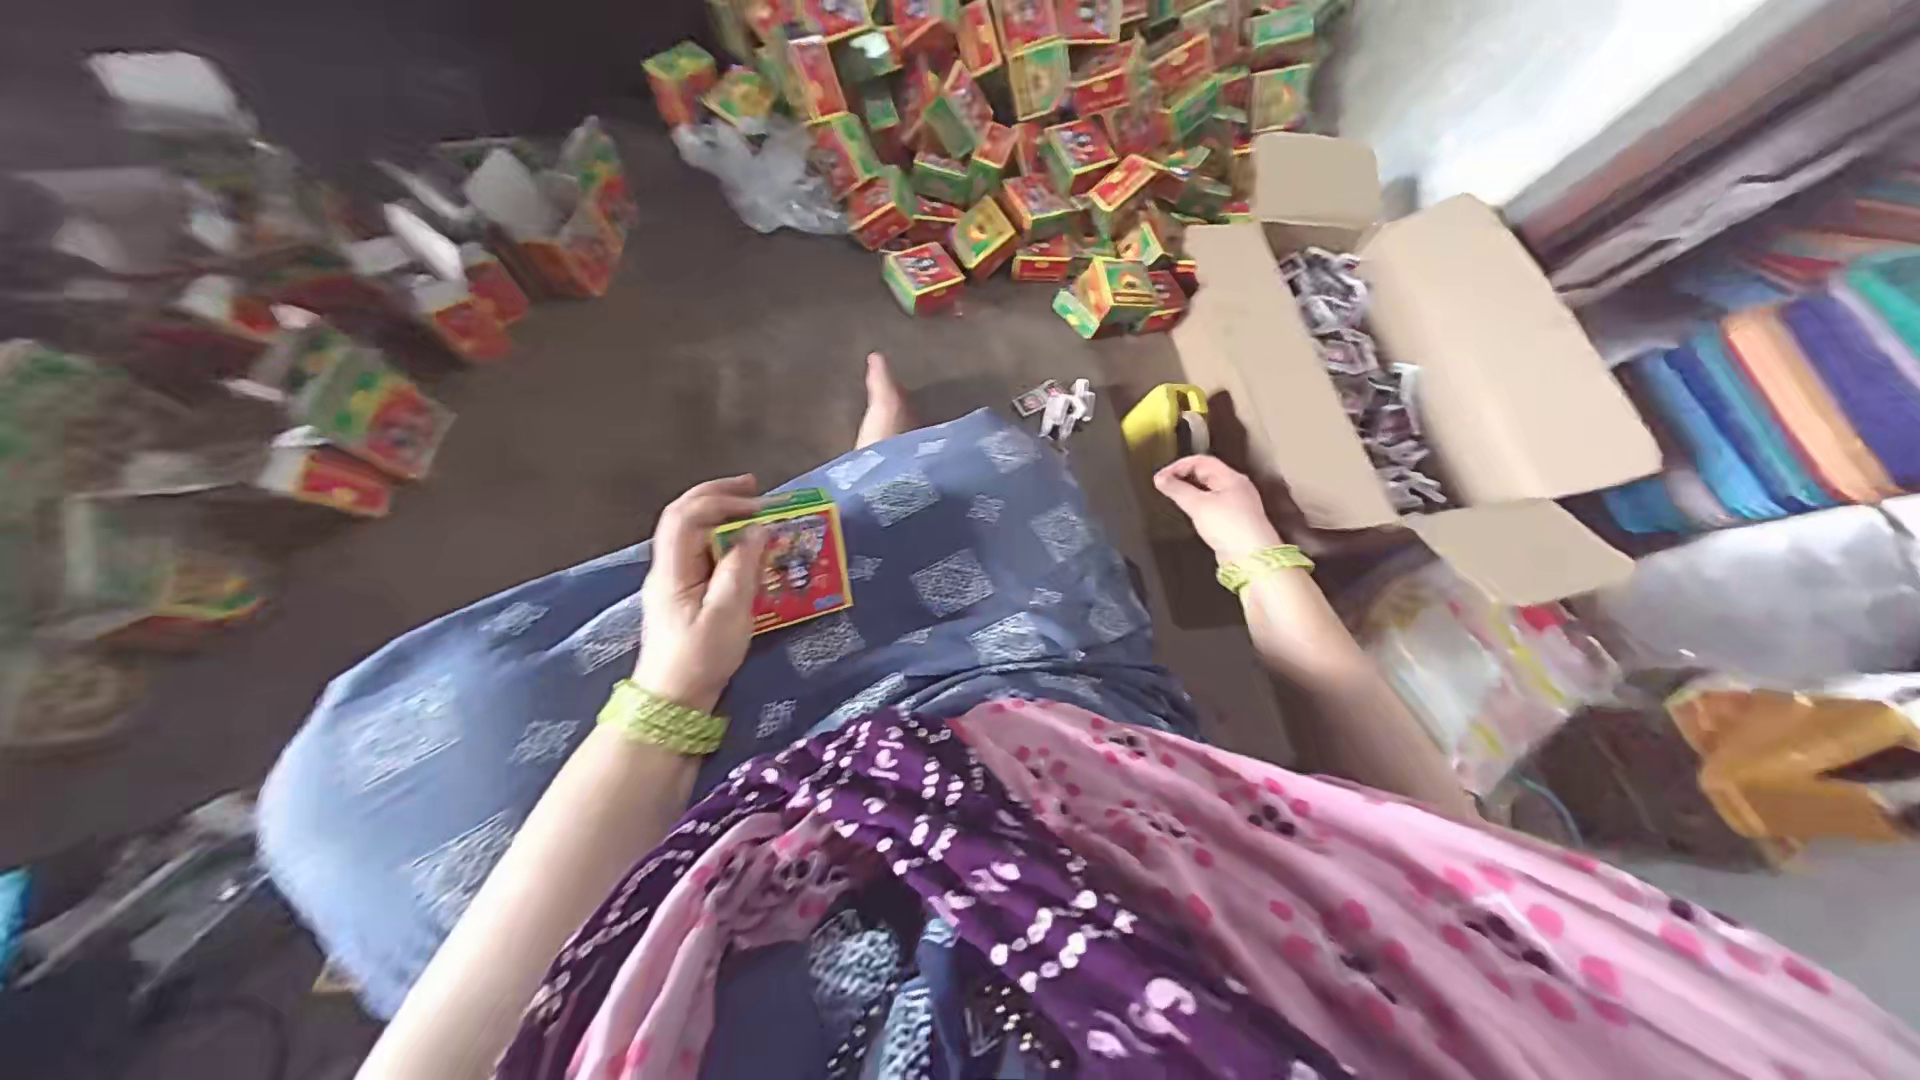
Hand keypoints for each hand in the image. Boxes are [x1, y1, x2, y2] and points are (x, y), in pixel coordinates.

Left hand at [633, 476, 769, 714]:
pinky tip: (743, 542)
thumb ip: (742, 567)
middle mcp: (668, 567)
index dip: (721, 501)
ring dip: (720, 513)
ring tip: (753, 508)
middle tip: (754, 488)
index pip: (686, 516)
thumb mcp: (729, 613)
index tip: (758, 504)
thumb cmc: (701, 657)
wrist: (673, 700)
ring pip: (692, 531)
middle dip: (718, 495)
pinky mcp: (684, 592)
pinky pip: (701, 551)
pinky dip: (723, 536)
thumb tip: (758, 530)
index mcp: (672, 570)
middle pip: (684, 515)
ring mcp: (673, 579)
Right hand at [1153, 455, 1284, 559]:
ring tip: (1173, 496)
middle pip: (1205, 473)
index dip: (1178, 466)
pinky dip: (1197, 504)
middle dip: (1183, 477)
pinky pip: (1211, 504)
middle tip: (1164, 485)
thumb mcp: (1198, 505)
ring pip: (1208, 489)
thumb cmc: (1231, 528)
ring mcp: (1236, 504)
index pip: (1201, 461)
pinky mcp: (1233, 520)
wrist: (1251, 557)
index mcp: (1231, 478)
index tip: (1161, 477)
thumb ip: (1177, 489)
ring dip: (1189, 490)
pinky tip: (1189, 511)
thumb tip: (1161, 479)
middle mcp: (1236, 488)